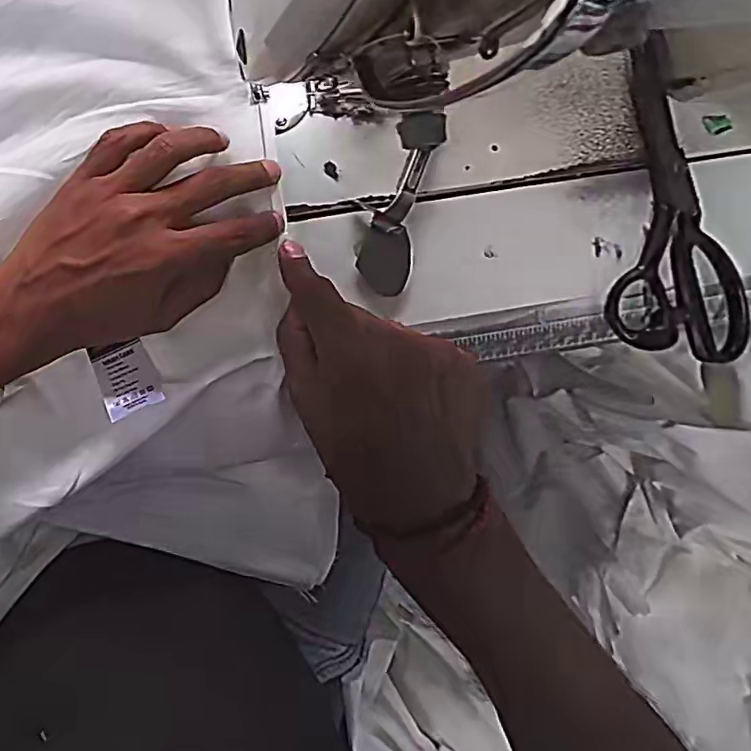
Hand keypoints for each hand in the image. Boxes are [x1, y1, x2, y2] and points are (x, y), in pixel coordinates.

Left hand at [0, 123, 283, 384]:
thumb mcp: (156, 317)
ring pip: (167, 150)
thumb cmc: (87, 316)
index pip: (228, 233)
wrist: (31, 305)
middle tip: (263, 173)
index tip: (269, 220)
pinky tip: (160, 132)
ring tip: (218, 141)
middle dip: (248, 177)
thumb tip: (223, 260)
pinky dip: (143, 131)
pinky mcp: (85, 182)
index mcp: (163, 255)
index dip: (258, 226)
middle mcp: (142, 218)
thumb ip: (198, 287)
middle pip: (211, 184)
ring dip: (201, 140)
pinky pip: (117, 143)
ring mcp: (111, 194)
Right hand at [275, 240, 491, 532]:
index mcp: (346, 348)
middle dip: (347, 336)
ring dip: (383, 352)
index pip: (316, 294)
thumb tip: (297, 310)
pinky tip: (410, 396)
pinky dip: (414, 364)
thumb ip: (296, 344)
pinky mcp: (458, 360)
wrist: (419, 496)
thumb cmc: (358, 455)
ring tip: (383, 395)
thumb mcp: (306, 400)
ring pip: (391, 332)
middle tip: (348, 378)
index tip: (292, 254)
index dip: (299, 271)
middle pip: (356, 316)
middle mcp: (390, 339)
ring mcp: (429, 348)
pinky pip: (422, 347)